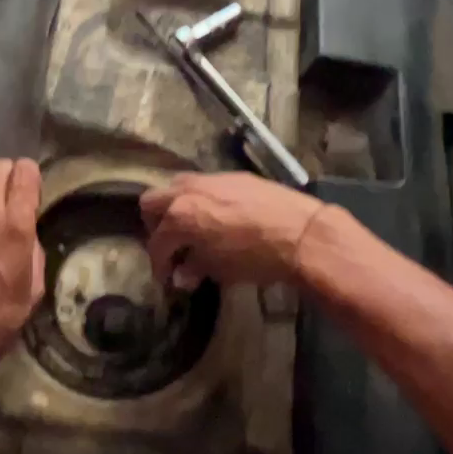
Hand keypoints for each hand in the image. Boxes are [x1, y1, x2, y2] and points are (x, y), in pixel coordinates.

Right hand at [138, 172, 330, 286]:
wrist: (299, 231)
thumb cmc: (255, 257)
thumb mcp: (219, 269)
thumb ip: (194, 267)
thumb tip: (182, 274)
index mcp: (179, 216)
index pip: (157, 243)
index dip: (159, 265)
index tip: (167, 278)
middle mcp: (188, 192)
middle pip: (153, 202)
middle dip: (156, 225)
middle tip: (172, 246)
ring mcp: (210, 179)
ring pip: (177, 186)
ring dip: (176, 207)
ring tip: (192, 228)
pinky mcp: (232, 175)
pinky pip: (204, 184)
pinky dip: (201, 200)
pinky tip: (218, 218)